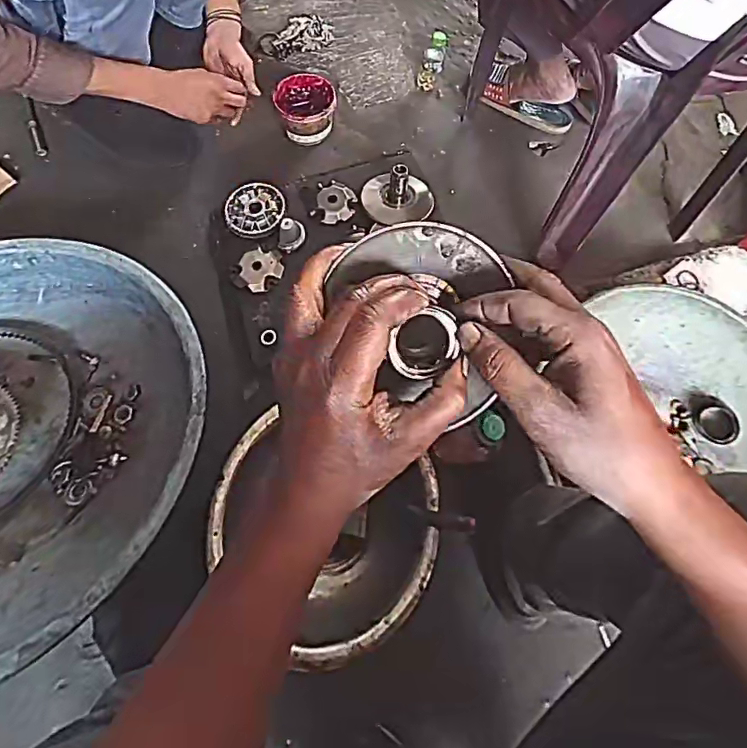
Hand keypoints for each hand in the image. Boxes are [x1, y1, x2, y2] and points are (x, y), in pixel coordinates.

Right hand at [154, 67, 249, 124]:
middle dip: (240, 102)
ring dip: (229, 110)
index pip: (240, 88)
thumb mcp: (204, 73)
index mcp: (220, 82)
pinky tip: (210, 112)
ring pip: (231, 113)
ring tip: (222, 107)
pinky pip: (217, 120)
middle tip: (237, 102)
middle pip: (241, 102)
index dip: (240, 90)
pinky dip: (216, 117)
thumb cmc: (180, 79)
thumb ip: (218, 80)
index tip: (240, 92)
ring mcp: (213, 109)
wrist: (165, 89)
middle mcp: (219, 96)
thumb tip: (226, 85)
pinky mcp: (205, 119)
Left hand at [203, 18, 259, 116]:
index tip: (236, 119)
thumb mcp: (245, 64)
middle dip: (231, 110)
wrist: (219, 37)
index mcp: (242, 80)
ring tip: (217, 115)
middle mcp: (233, 82)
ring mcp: (222, 80)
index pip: (242, 98)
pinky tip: (208, 102)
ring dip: (220, 104)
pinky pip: (212, 89)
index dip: (240, 109)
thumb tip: (256, 93)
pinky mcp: (212, 76)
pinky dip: (211, 95)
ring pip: (222, 96)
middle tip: (228, 120)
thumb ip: (250, 79)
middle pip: (232, 100)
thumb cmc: (234, 47)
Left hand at [275, 248, 467, 523]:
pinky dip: (315, 274)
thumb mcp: (409, 444)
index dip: (403, 299)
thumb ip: (443, 403)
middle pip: (351, 300)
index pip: (372, 319)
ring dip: (350, 269)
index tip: (423, 299)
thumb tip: (458, 366)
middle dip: (390, 285)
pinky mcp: (288, 353)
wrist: (307, 485)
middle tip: (414, 289)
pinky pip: (296, 300)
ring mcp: (294, 355)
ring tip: (377, 262)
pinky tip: (334, 265)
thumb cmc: (348, 469)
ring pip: (314, 290)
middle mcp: (311, 364)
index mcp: (340, 385)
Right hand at [456, 259, 695, 518]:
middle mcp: (590, 331)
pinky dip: (524, 328)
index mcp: (580, 335)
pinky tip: (505, 346)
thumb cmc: (609, 453)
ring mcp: (592, 344)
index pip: (521, 299)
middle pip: (540, 286)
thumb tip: (473, 336)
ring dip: (512, 306)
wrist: (649, 482)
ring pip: (546, 306)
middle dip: (501, 282)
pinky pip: (551, 331)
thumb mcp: (541, 412)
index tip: (458, 316)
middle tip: (469, 288)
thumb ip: (501, 368)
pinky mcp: (590, 361)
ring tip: (479, 319)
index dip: (484, 304)